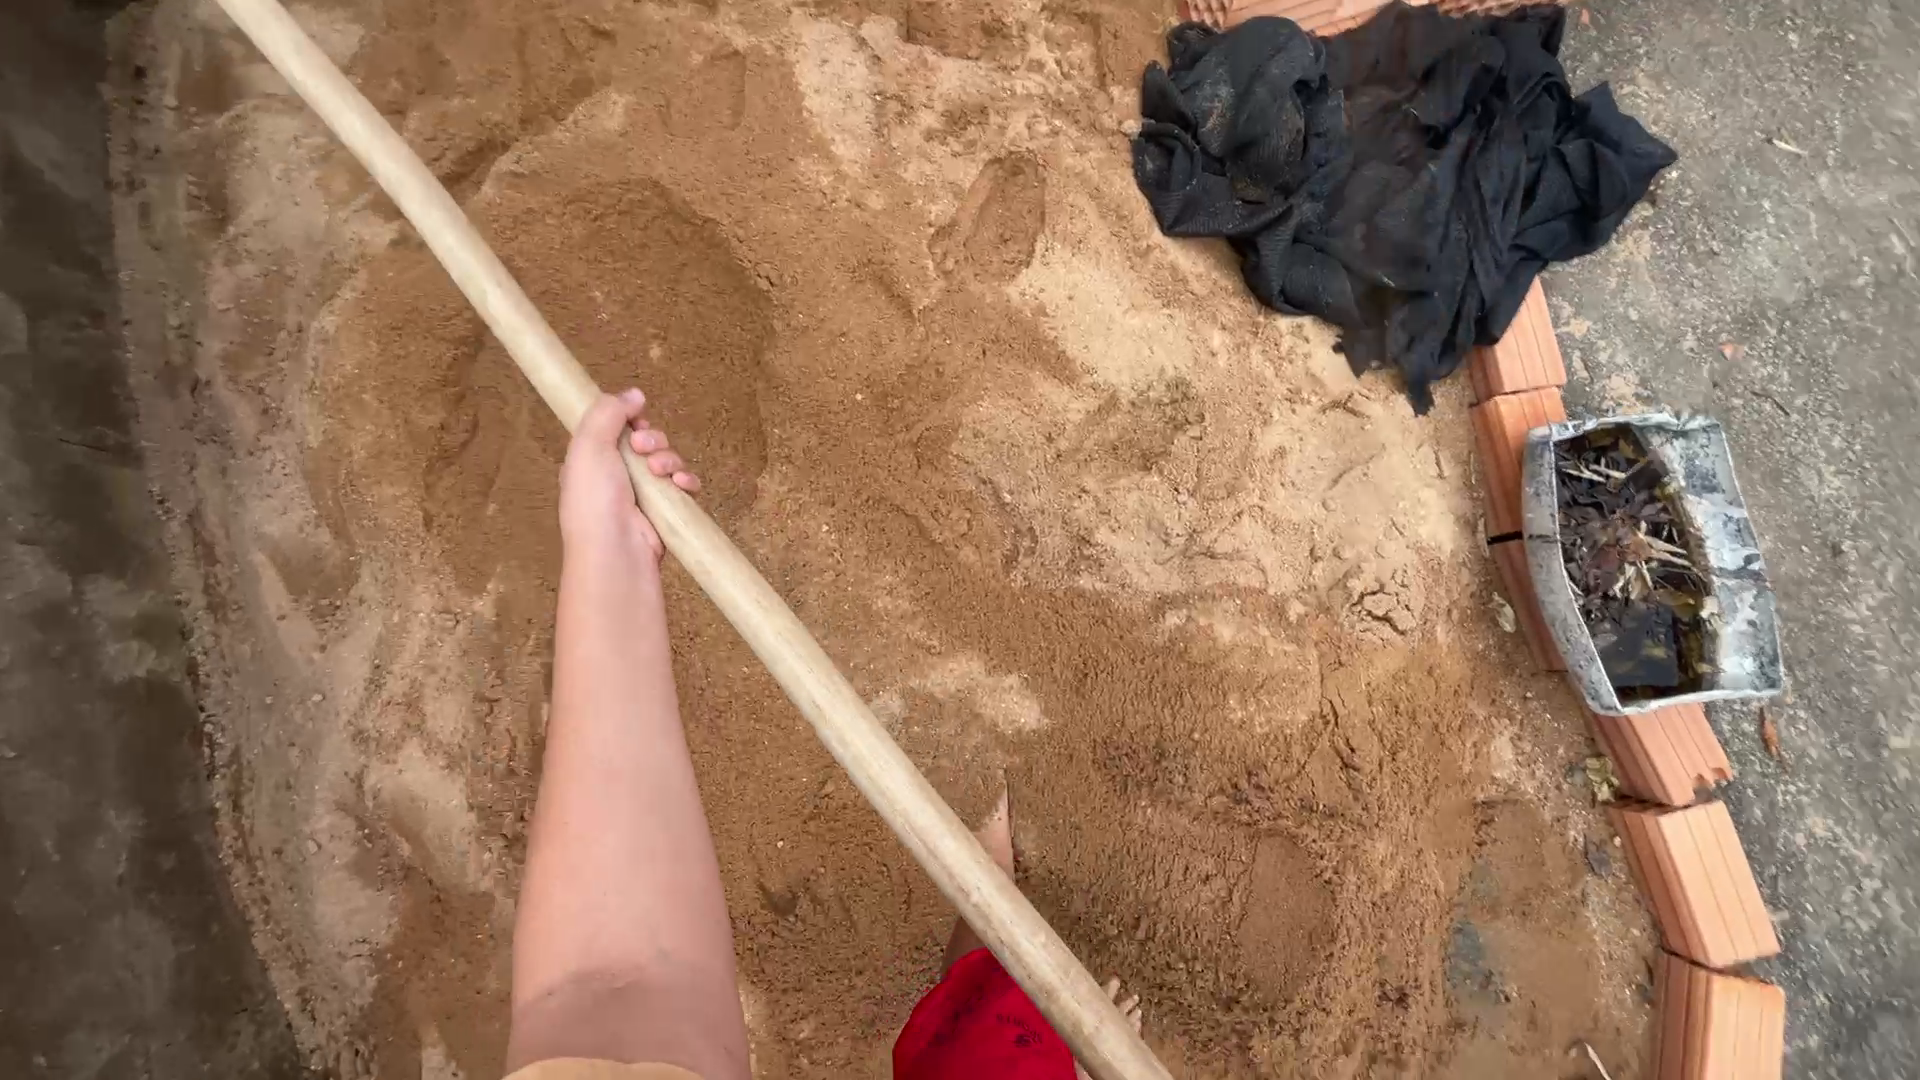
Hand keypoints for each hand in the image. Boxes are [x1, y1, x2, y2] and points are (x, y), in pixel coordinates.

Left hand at [559, 388, 699, 563]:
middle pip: (647, 442)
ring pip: (668, 461)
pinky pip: (684, 485)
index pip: (618, 429)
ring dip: (670, 459)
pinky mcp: (667, 510)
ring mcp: (644, 493)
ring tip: (661, 473)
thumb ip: (608, 412)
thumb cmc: (594, 499)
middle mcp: (618, 475)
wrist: (615, 548)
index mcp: (593, 459)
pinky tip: (681, 484)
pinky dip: (686, 481)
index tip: (635, 423)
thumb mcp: (589, 444)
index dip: (631, 422)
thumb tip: (635, 393)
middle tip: (644, 450)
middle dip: (653, 441)